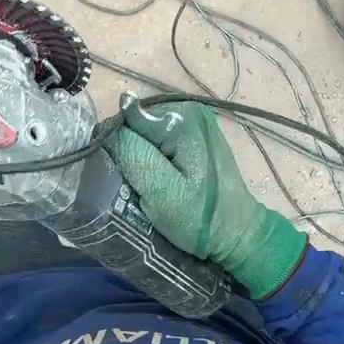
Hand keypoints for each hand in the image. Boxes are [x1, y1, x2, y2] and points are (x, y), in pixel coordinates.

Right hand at [104, 99, 307, 297]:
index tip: (123, 180)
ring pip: (144, 138)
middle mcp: (187, 110)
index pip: (124, 123)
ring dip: (140, 161)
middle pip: (135, 128)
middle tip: (139, 188)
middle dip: (130, 157)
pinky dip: (154, 163)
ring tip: (150, 188)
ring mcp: (193, 123)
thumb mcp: (160, 189)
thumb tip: (105, 129)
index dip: (115, 152)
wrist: (238, 233)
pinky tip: (162, 182)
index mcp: (181, 117)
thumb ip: (131, 153)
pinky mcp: (194, 138)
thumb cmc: (200, 218)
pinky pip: (158, 144)